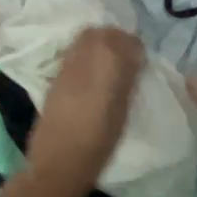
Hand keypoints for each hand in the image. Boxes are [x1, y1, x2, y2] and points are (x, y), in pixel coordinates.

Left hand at [24, 28, 145, 192]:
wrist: (58, 163)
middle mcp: (85, 59)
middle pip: (102, 33)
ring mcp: (66, 66)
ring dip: (99, 44)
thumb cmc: (97, 145)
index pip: (126, 41)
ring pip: (84, 39)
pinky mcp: (54, 77)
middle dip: (116, 39)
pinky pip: (73, 52)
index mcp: (108, 67)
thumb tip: (133, 62)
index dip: (135, 47)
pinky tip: (91, 73)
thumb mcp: (122, 113)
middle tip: (126, 56)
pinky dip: (85, 54)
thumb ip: (127, 82)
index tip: (141, 61)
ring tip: (108, 63)